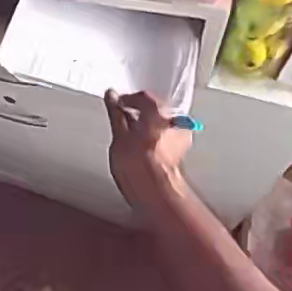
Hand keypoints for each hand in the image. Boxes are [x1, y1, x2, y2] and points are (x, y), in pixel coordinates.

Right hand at [104, 90, 192, 210]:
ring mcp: (180, 136)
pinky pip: (166, 135)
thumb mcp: (119, 135)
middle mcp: (173, 121)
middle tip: (122, 116)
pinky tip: (142, 146)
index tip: (116, 103)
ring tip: (130, 134)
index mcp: (159, 111)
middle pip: (156, 108)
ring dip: (148, 124)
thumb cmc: (139, 167)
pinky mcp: (180, 151)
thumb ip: (116, 113)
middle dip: (140, 110)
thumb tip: (111, 97)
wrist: (154, 193)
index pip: (143, 97)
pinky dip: (155, 136)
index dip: (127, 99)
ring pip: (162, 122)